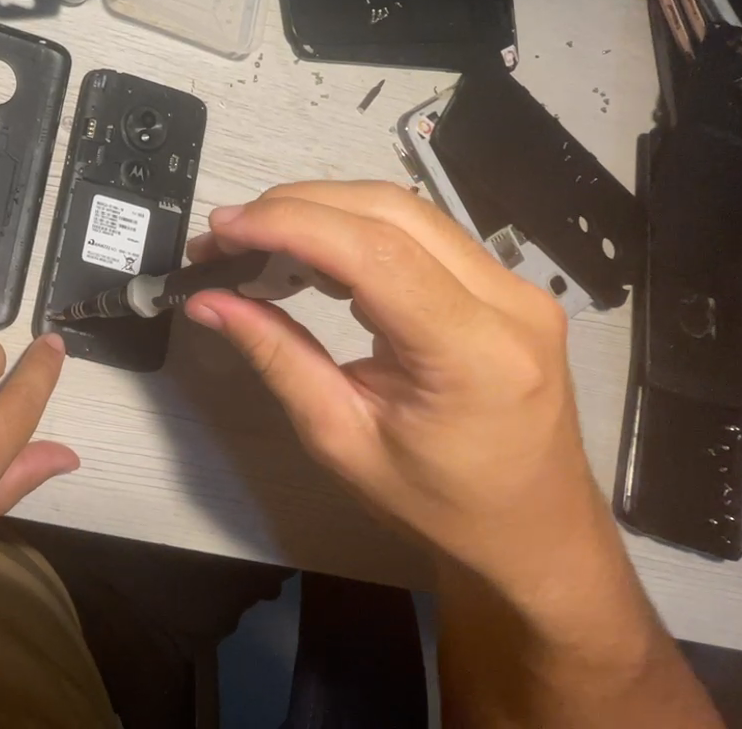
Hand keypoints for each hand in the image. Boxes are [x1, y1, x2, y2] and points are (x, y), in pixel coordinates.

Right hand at [182, 181, 609, 593]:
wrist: (535, 533)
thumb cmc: (437, 503)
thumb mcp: (338, 436)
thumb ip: (275, 356)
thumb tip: (207, 300)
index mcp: (473, 354)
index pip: (374, 253)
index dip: (289, 225)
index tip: (221, 230)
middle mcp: (507, 304)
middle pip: (388, 211)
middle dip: (293, 207)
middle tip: (224, 235)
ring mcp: (512, 288)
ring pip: (401, 209)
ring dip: (317, 211)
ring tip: (252, 242)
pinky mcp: (500, 285)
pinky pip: (415, 231)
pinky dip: (346, 228)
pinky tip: (304, 257)